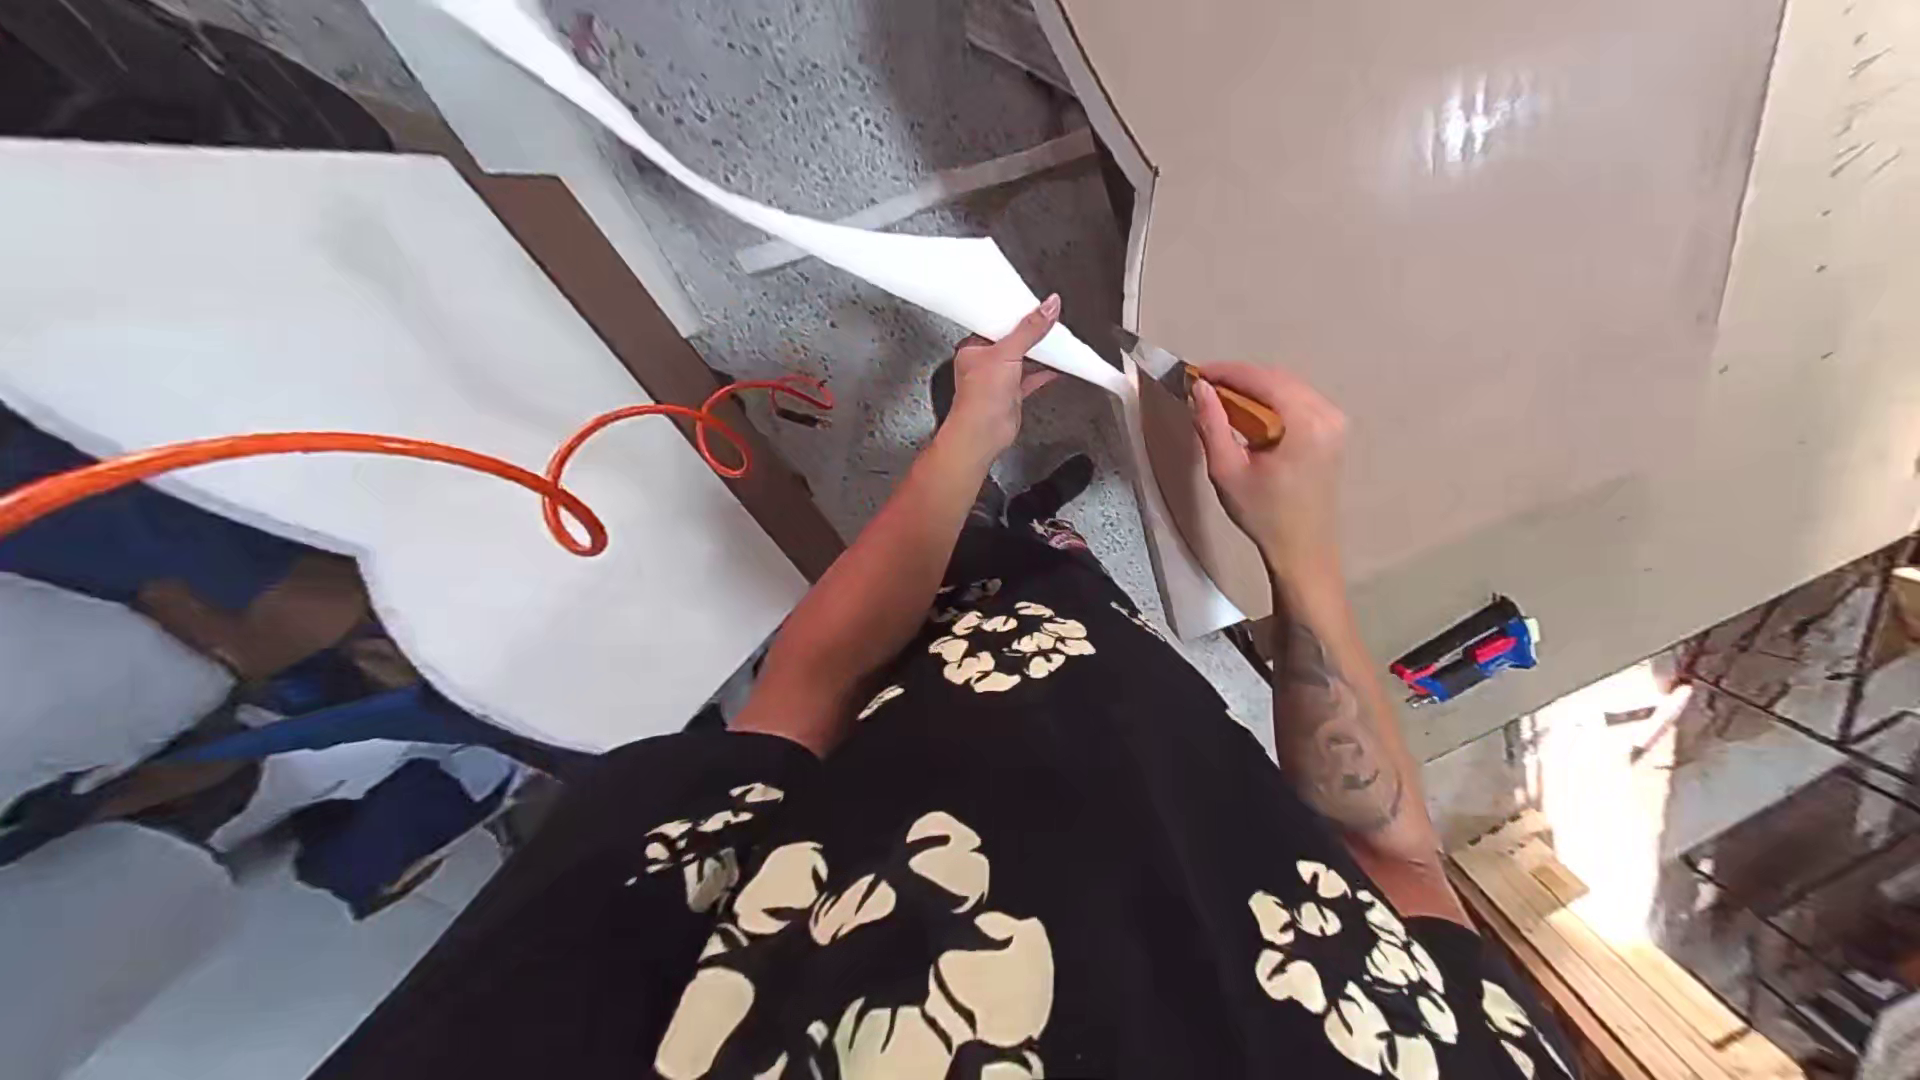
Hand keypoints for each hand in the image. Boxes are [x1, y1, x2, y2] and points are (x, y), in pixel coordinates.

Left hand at [941, 295, 1062, 456]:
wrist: (983, 432)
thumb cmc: (980, 397)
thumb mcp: (1007, 353)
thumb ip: (1030, 329)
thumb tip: (1048, 307)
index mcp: (973, 348)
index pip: (995, 323)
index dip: (1013, 313)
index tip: (1032, 303)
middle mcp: (984, 363)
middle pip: (1011, 341)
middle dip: (1029, 333)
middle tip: (1048, 319)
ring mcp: (998, 380)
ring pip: (1022, 360)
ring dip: (1039, 353)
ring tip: (1056, 338)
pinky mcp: (1011, 395)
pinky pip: (1030, 378)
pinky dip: (1043, 372)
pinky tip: (1057, 366)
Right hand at [1189, 363, 1347, 578]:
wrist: (1302, 547)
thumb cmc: (1262, 514)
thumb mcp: (1226, 470)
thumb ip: (1211, 425)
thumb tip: (1199, 388)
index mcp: (1306, 423)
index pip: (1262, 380)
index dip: (1226, 372)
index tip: (1194, 373)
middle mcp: (1328, 414)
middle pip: (1277, 378)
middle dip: (1238, 378)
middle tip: (1201, 386)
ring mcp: (1335, 421)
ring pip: (1287, 387)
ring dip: (1252, 388)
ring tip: (1218, 398)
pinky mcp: (1332, 430)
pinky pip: (1296, 401)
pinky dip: (1268, 400)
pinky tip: (1245, 411)